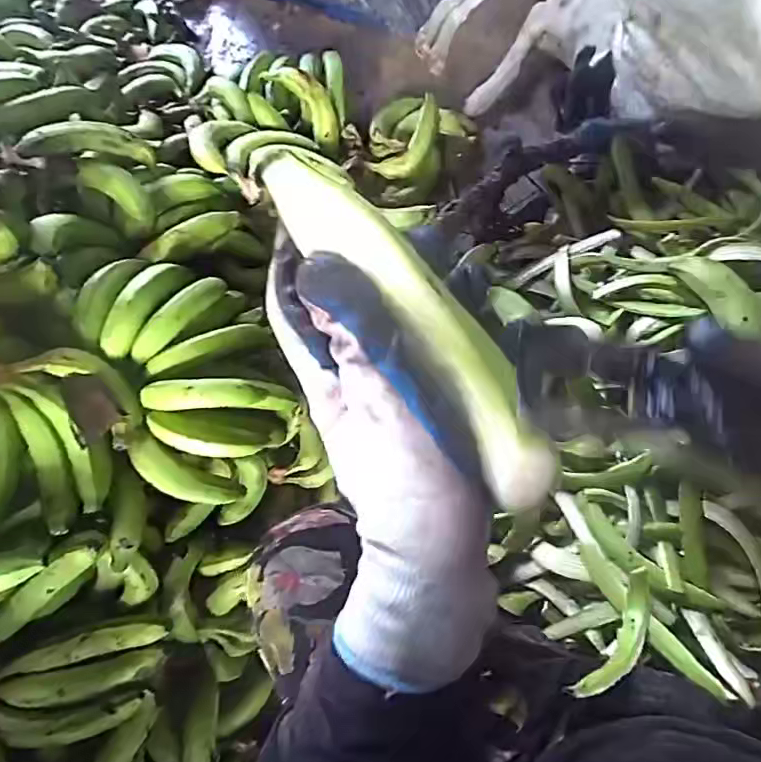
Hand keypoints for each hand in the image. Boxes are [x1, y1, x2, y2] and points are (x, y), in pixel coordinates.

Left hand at [268, 241, 492, 692]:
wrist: (441, 552)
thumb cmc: (410, 483)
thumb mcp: (380, 406)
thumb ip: (356, 337)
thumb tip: (315, 266)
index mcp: (327, 372)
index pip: (294, 302)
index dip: (295, 256)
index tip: (307, 209)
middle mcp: (352, 371)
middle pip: (344, 301)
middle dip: (363, 260)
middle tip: (402, 232)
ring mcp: (390, 385)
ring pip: (388, 317)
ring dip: (407, 283)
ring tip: (440, 258)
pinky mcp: (426, 398)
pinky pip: (426, 344)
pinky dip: (439, 318)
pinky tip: (466, 305)